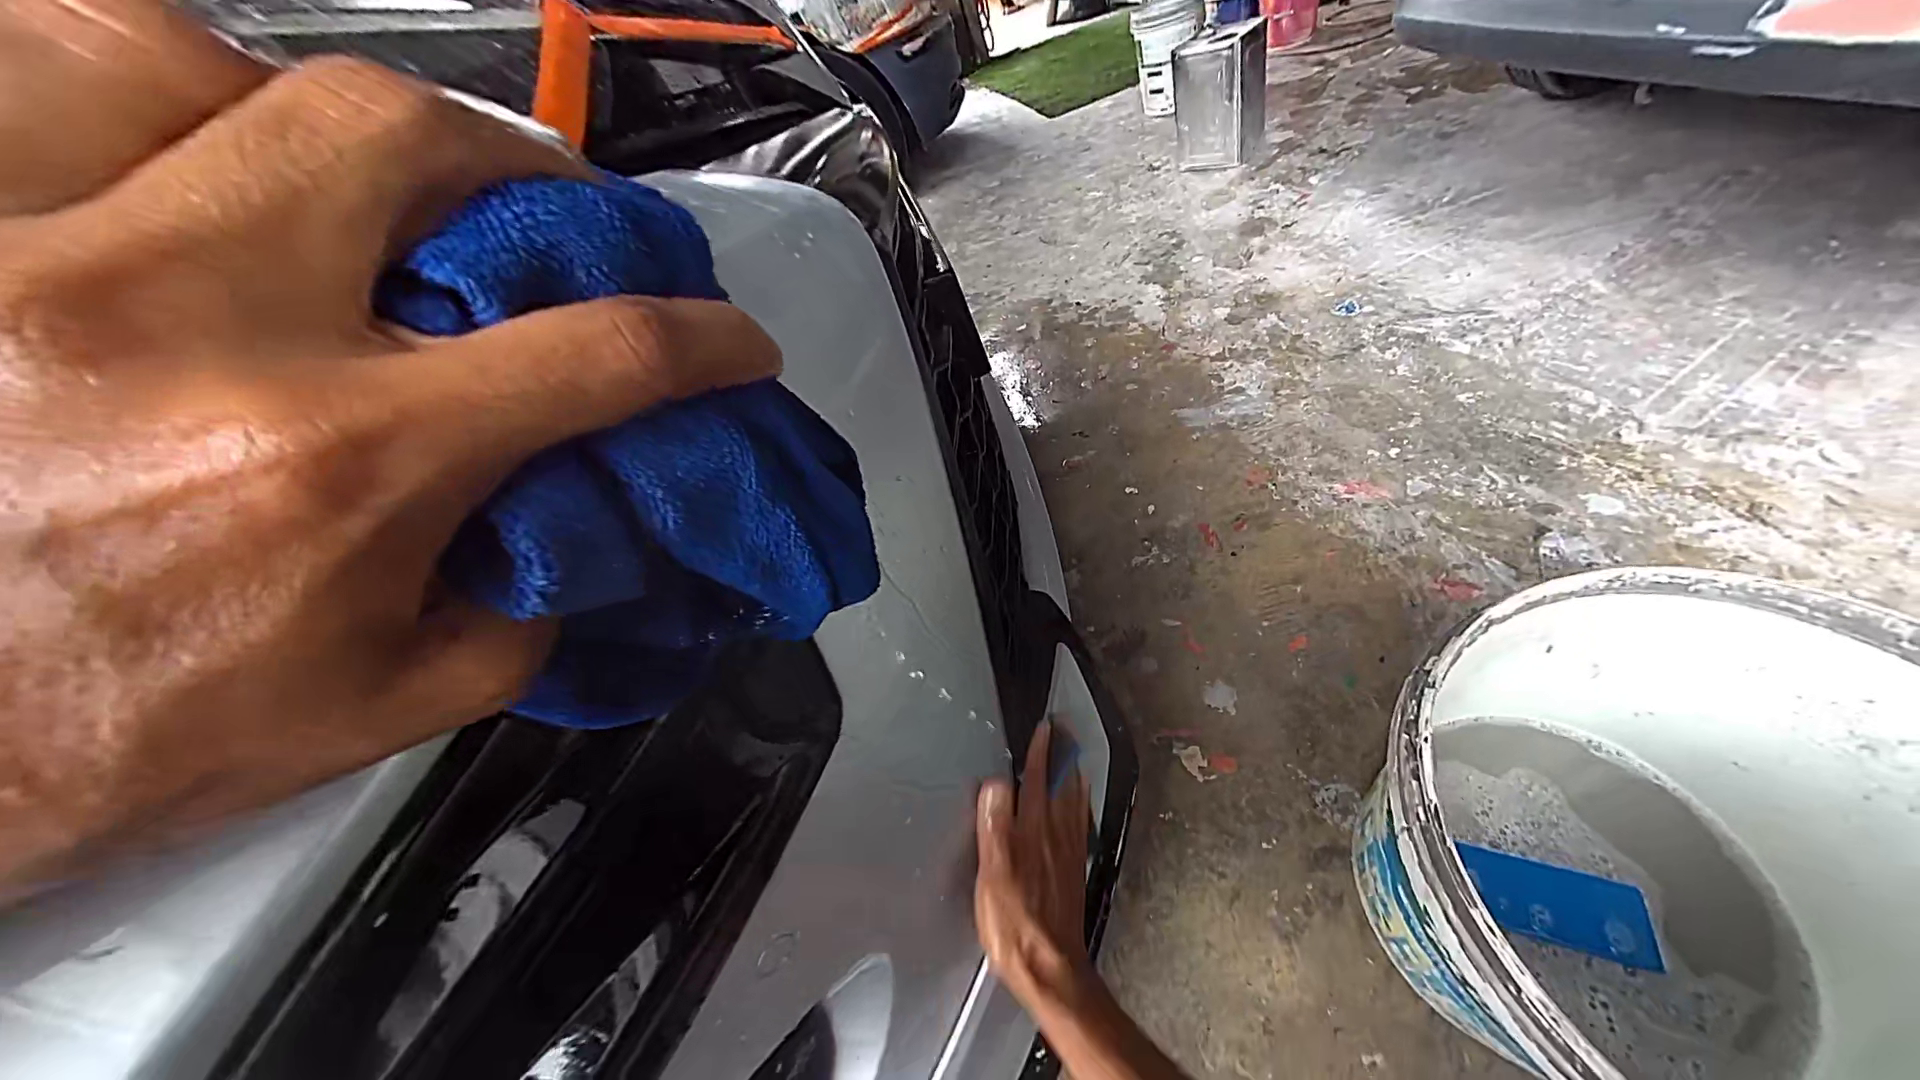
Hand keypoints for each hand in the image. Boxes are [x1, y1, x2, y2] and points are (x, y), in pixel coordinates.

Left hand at [0, 0, 779, 892]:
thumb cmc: (119, 746)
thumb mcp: (391, 699)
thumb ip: (524, 601)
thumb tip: (590, 525)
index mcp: (348, 462)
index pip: (598, 356)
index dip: (701, 338)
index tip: (740, 339)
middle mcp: (194, 320)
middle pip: (405, 140)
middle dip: (523, 166)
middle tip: (557, 212)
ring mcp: (9, 244)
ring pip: (194, 58)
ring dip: (324, 121)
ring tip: (359, 186)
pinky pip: (20, 64)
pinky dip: (135, 90)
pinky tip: (181, 161)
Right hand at [974, 720, 1093, 1002]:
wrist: (1050, 965)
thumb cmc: (1015, 921)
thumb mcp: (993, 873)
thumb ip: (995, 825)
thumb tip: (996, 784)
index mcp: (1033, 830)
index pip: (1038, 779)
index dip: (1040, 751)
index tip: (1044, 727)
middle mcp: (1056, 833)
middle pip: (1064, 783)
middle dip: (1064, 753)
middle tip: (1064, 731)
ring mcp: (1069, 850)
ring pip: (1076, 800)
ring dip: (1074, 773)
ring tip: (1074, 756)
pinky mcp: (1074, 867)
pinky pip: (1080, 820)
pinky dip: (1080, 801)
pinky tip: (1079, 803)